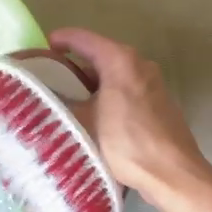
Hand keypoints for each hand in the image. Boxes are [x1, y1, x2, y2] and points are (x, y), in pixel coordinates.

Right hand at [49, 27, 211, 204]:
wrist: (170, 172)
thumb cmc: (125, 143)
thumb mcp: (84, 124)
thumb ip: (63, 106)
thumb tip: (44, 102)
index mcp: (120, 60)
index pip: (83, 39)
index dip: (60, 40)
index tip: (41, 49)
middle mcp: (139, 64)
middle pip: (100, 56)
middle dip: (74, 67)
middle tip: (50, 80)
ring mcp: (153, 83)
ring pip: (114, 76)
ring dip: (91, 85)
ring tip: (67, 102)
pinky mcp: (159, 103)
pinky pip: (126, 91)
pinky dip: (107, 97)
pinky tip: (94, 118)